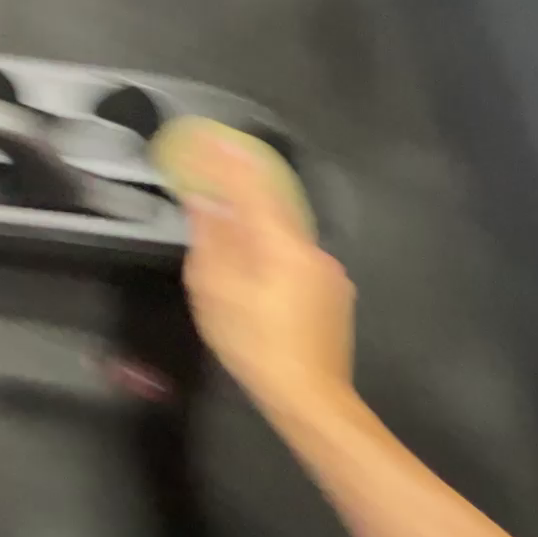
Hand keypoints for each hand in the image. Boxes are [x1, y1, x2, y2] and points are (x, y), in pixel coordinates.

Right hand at [159, 120, 355, 416]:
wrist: (311, 399)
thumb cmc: (253, 342)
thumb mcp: (215, 290)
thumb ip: (210, 239)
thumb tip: (204, 202)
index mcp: (279, 243)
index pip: (252, 187)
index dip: (229, 161)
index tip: (211, 137)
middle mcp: (310, 248)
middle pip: (269, 209)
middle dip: (240, 196)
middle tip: (210, 189)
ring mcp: (328, 272)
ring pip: (281, 236)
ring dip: (253, 231)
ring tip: (226, 247)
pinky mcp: (333, 293)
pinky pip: (293, 257)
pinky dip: (269, 253)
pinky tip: (254, 278)